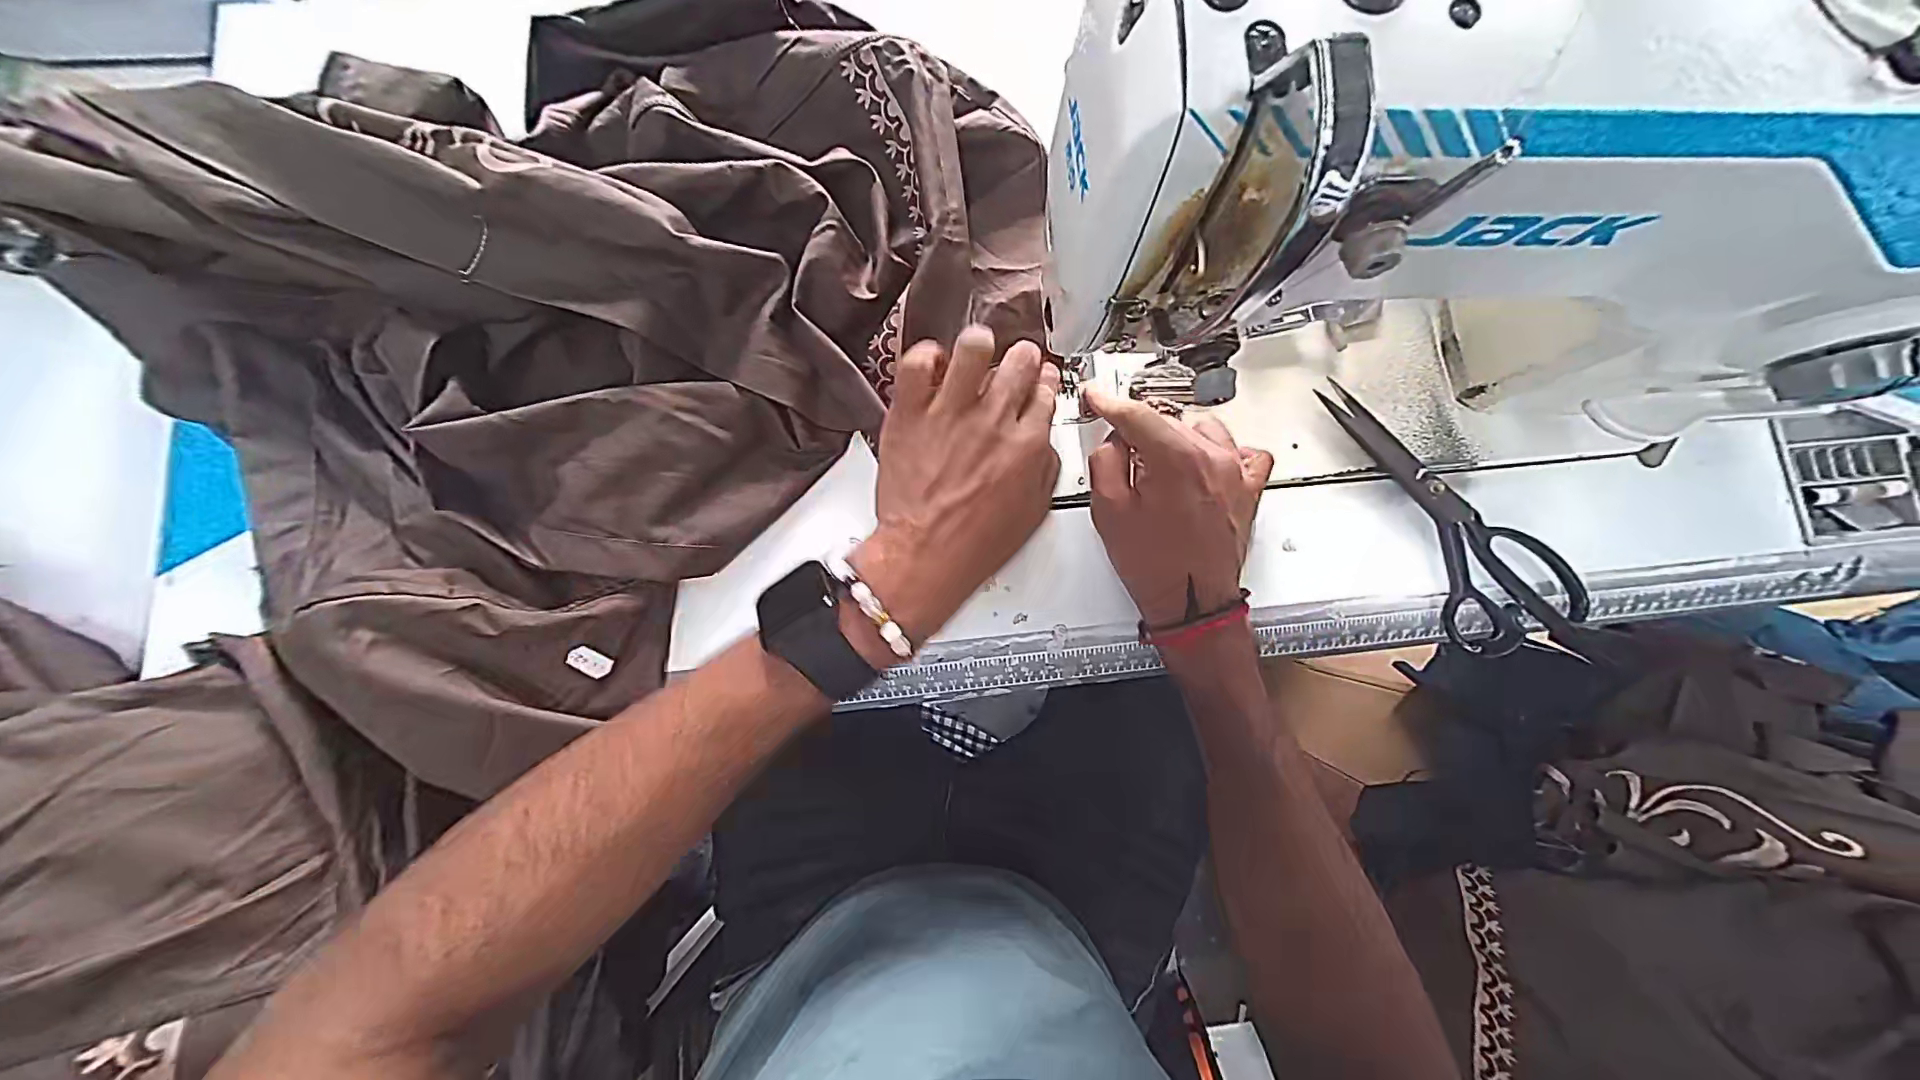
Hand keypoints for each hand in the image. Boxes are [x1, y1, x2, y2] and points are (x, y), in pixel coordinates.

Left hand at [844, 326, 1060, 664]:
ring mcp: (950, 412)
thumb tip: (1043, 444)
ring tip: (975, 355)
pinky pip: (918, 362)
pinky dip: (926, 356)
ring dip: (979, 346)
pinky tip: (933, 366)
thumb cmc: (973, 543)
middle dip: (1022, 358)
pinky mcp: (911, 412)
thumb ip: (1043, 469)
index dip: (1045, 380)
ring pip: (974, 347)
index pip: (1046, 390)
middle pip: (1019, 361)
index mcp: (1027, 443)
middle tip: (1014, 363)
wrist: (925, 554)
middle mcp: (993, 420)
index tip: (1040, 380)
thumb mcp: (1031, 512)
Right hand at [1083, 387, 1273, 627]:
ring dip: (1176, 439)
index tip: (1098, 397)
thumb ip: (1104, 462)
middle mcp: (1212, 458)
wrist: (1192, 602)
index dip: (1109, 403)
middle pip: (1167, 420)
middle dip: (1140, 432)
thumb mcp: (1108, 511)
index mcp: (1175, 459)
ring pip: (1201, 429)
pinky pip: (1242, 452)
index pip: (1137, 413)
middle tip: (1122, 459)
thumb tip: (1113, 443)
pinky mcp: (1247, 489)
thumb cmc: (1157, 567)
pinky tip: (1202, 465)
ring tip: (1158, 469)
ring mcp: (1234, 472)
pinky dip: (1219, 451)